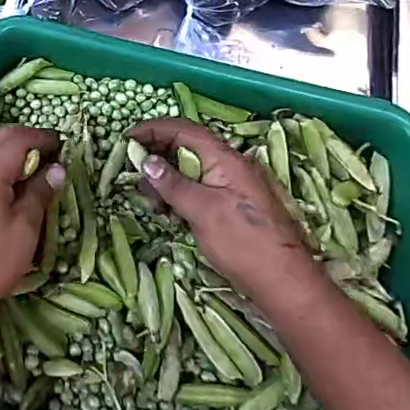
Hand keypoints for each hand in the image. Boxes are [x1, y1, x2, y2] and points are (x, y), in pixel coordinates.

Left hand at [0, 126, 65, 325]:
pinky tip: (14, 185)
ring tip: (38, 169)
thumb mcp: (25, 228)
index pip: (19, 138)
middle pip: (2, 137)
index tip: (66, 147)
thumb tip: (57, 168)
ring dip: (14, 150)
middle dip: (29, 139)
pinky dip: (1, 164)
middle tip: (54, 154)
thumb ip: (40, 193)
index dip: (44, 138)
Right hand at [128, 118, 321, 306]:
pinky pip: (199, 188)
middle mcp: (229, 164)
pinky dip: (180, 197)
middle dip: (157, 159)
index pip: (182, 129)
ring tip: (156, 208)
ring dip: (167, 183)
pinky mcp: (232, 204)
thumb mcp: (200, 210)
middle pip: (185, 147)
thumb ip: (171, 183)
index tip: (126, 139)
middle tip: (136, 180)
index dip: (152, 129)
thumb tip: (146, 160)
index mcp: (224, 157)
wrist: (282, 281)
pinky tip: (172, 216)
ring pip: (190, 170)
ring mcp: (232, 184)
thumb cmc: (241, 242)